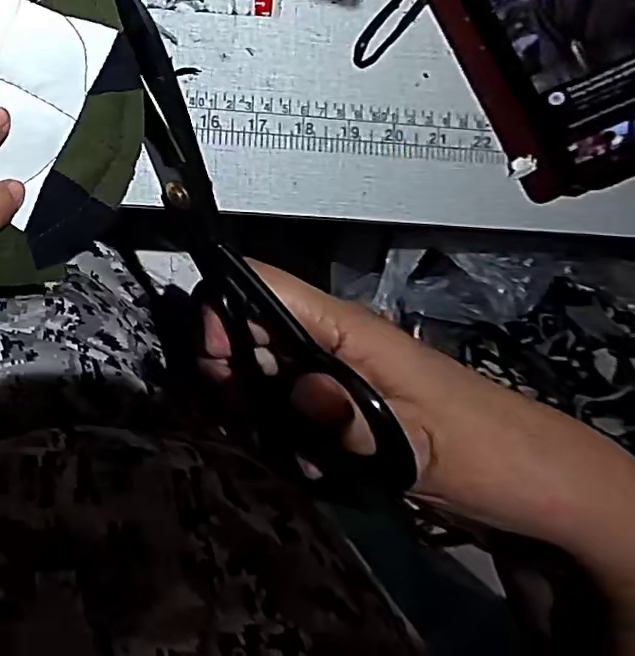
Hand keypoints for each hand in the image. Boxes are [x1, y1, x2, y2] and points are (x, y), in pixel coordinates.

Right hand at [204, 263, 634, 568]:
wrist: (561, 494)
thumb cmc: (495, 457)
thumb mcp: (423, 446)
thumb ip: (350, 418)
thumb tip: (296, 389)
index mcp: (345, 327)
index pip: (256, 282)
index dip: (220, 306)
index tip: (216, 355)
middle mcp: (331, 336)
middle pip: (246, 323)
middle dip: (228, 362)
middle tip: (238, 406)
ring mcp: (334, 364)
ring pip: (259, 360)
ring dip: (251, 397)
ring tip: (275, 439)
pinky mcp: (338, 392)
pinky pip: (284, 390)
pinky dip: (277, 417)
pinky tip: (299, 451)